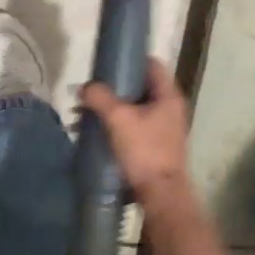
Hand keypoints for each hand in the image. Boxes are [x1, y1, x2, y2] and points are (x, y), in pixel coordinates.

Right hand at [79, 58, 191, 202]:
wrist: (160, 194)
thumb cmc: (144, 151)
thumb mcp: (119, 119)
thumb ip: (100, 98)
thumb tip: (84, 87)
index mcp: (168, 96)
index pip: (152, 65)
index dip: (130, 59)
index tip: (108, 62)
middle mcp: (170, 109)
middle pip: (140, 87)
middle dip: (113, 88)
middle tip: (90, 90)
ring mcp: (164, 129)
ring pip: (134, 108)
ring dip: (110, 109)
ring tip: (84, 113)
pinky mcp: (155, 146)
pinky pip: (132, 127)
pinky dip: (115, 125)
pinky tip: (94, 132)